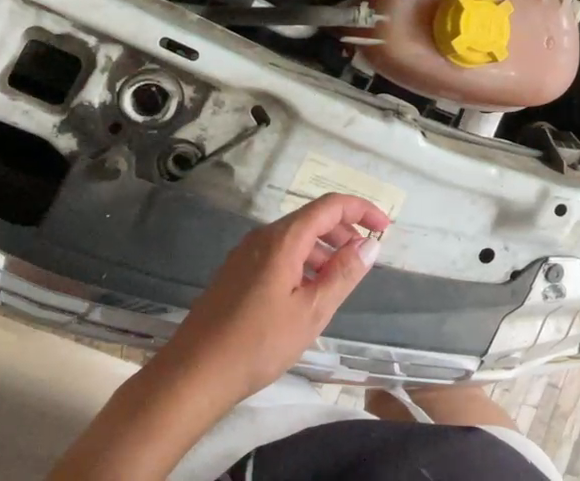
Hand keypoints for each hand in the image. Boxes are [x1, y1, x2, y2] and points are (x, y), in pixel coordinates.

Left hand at [49, 194, 391, 480]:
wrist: (194, 374)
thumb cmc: (258, 343)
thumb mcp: (311, 312)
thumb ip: (343, 274)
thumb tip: (370, 244)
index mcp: (283, 239)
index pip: (329, 205)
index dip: (361, 210)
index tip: (385, 228)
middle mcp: (263, 237)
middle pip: (311, 218)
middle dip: (344, 231)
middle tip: (365, 258)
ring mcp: (246, 255)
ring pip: (295, 238)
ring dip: (323, 250)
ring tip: (339, 282)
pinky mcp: (236, 274)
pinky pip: (279, 255)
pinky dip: (303, 263)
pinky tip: (307, 295)